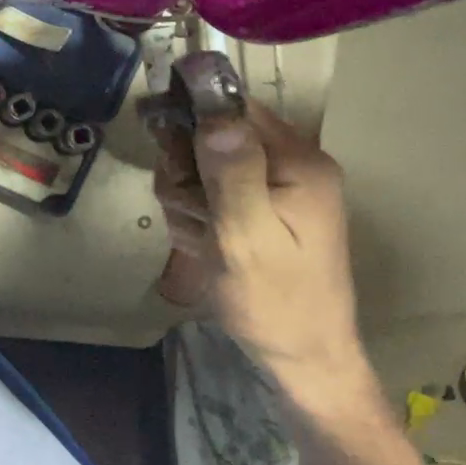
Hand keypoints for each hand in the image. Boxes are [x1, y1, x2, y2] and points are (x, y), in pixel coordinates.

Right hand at [153, 102, 365, 391]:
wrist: (300, 355)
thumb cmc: (275, 299)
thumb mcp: (246, 237)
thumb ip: (233, 175)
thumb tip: (217, 117)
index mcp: (298, 164)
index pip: (234, 109)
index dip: (192, 118)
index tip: (165, 148)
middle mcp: (291, 167)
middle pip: (209, 137)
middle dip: (184, 173)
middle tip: (191, 212)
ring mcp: (274, 191)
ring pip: (198, 169)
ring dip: (185, 200)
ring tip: (201, 237)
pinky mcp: (258, 212)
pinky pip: (205, 195)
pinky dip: (193, 217)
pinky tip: (203, 244)